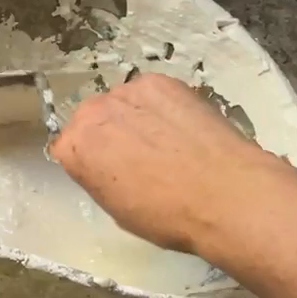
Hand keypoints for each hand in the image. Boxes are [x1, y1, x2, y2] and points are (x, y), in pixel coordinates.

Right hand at [51, 73, 276, 253]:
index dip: (92, 160)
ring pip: (122, 103)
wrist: (227, 195)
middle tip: (141, 156)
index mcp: (75, 148)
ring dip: (135, 117)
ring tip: (168, 141)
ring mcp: (126, 92)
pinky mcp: (159, 82)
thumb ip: (98, 177)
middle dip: (110, 134)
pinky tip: (183, 128)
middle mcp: (91, 112)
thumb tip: (106, 165)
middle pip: (92, 119)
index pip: (69, 147)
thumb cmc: (169, 215)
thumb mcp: (118, 209)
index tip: (111, 172)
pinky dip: (162, 106)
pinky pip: (151, 93)